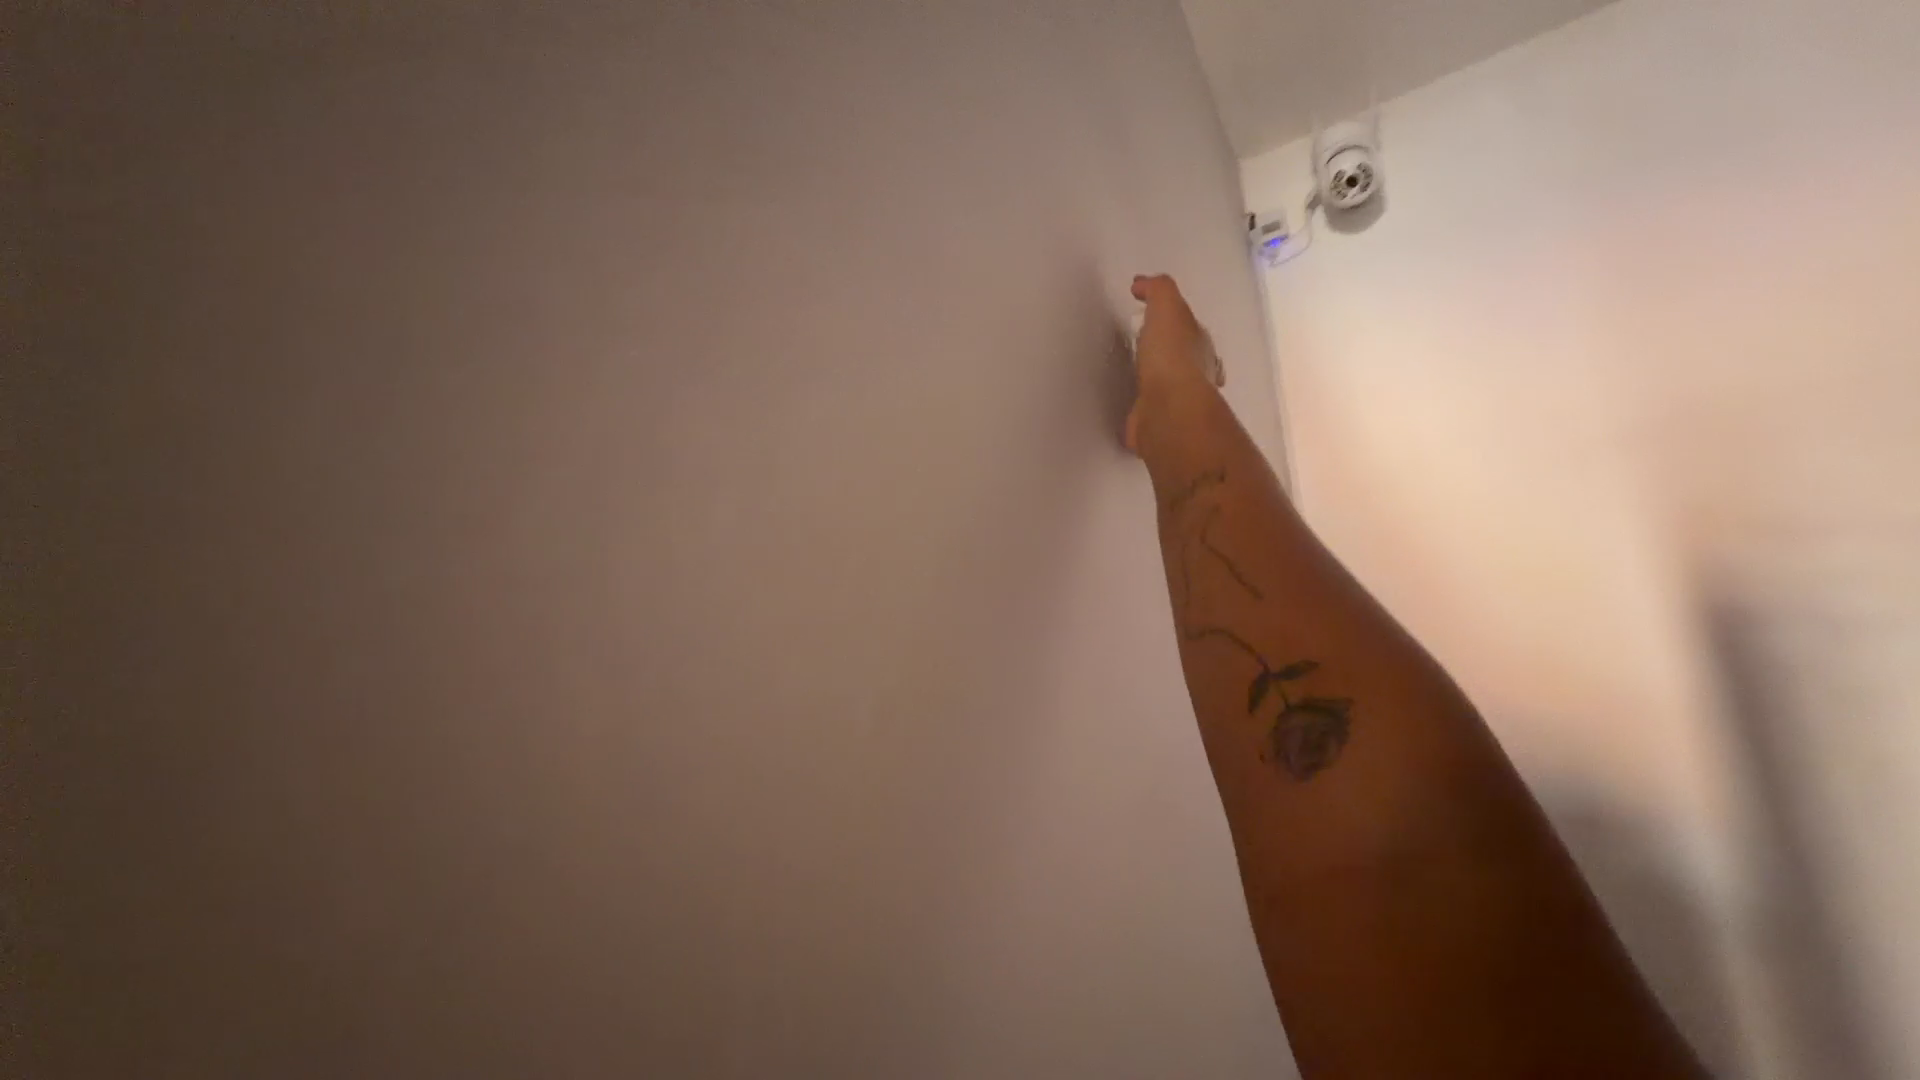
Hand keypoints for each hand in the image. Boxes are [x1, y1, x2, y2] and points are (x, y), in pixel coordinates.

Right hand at [1125, 274, 1215, 454]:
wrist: (1167, 411)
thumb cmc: (1170, 357)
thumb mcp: (1167, 309)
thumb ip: (1158, 290)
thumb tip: (1141, 284)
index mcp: (1201, 346)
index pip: (1189, 328)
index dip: (1173, 319)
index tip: (1151, 314)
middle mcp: (1196, 375)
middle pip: (1182, 358)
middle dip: (1167, 351)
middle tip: (1145, 345)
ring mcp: (1177, 403)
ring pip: (1167, 385)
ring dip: (1155, 379)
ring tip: (1134, 374)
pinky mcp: (1157, 424)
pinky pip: (1149, 409)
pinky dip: (1141, 404)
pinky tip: (1129, 402)